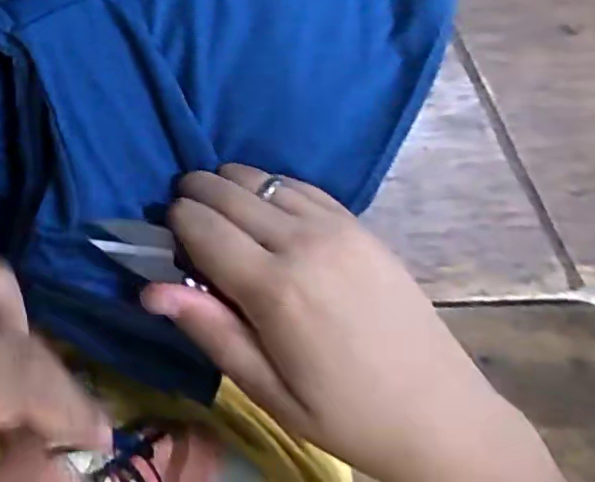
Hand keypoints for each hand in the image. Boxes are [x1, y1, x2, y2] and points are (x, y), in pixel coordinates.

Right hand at [140, 166, 561, 481]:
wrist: (446, 419)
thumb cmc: (345, 414)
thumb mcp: (269, 391)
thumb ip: (209, 330)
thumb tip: (148, 288)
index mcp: (275, 289)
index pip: (196, 222)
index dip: (173, 225)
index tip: (173, 245)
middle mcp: (300, 242)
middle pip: (219, 187)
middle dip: (192, 198)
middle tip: (192, 229)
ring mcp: (333, 225)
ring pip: (252, 175)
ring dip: (226, 188)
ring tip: (228, 221)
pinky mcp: (355, 221)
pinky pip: (291, 181)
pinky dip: (265, 188)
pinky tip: (267, 217)